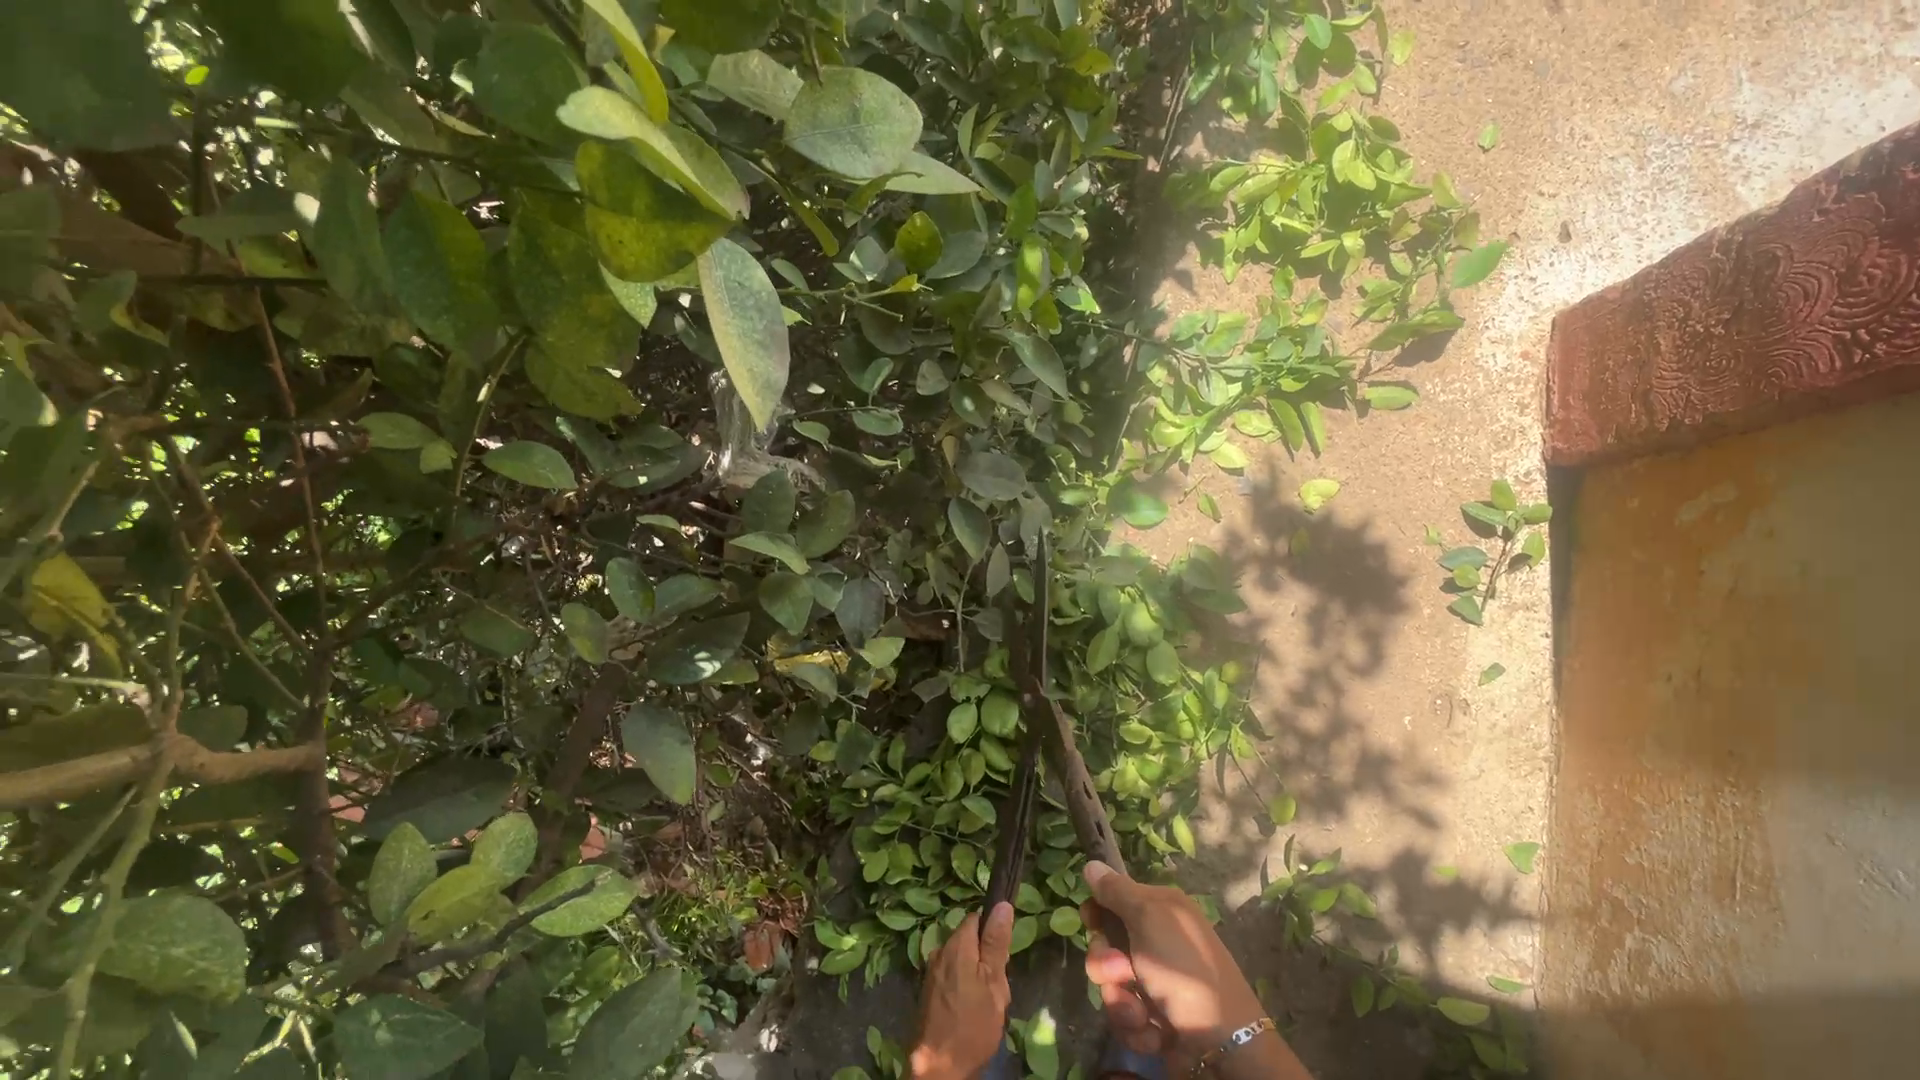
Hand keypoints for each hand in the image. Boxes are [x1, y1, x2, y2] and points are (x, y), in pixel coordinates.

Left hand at [908, 901, 1013, 1079]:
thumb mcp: (993, 982)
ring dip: (976, 976)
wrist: (939, 1066)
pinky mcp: (928, 992)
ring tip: (988, 1004)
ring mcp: (931, 973)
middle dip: (986, 959)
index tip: (1004, 955)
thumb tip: (1002, 904)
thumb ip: (996, 943)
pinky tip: (973, 1011)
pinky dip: (964, 988)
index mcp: (956, 944)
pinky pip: (952, 978)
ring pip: (962, 962)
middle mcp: (939, 952)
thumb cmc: (972, 1023)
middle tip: (998, 987)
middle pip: (969, 941)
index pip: (976, 919)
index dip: (993, 932)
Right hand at [1079, 862, 1268, 1075]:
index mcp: (1160, 910)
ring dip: (1122, 1004)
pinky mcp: (1155, 1017)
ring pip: (1111, 987)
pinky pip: (1125, 1018)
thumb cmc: (1184, 970)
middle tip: (1122, 973)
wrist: (1222, 1043)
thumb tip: (1091, 863)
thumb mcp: (1149, 919)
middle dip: (1107, 967)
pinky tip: (1155, 1034)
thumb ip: (1117, 891)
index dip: (1097, 913)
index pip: (1113, 900)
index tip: (1091, 924)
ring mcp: (1155, 982)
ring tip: (1143, 1015)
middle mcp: (1156, 942)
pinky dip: (1137, 1028)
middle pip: (1105, 947)